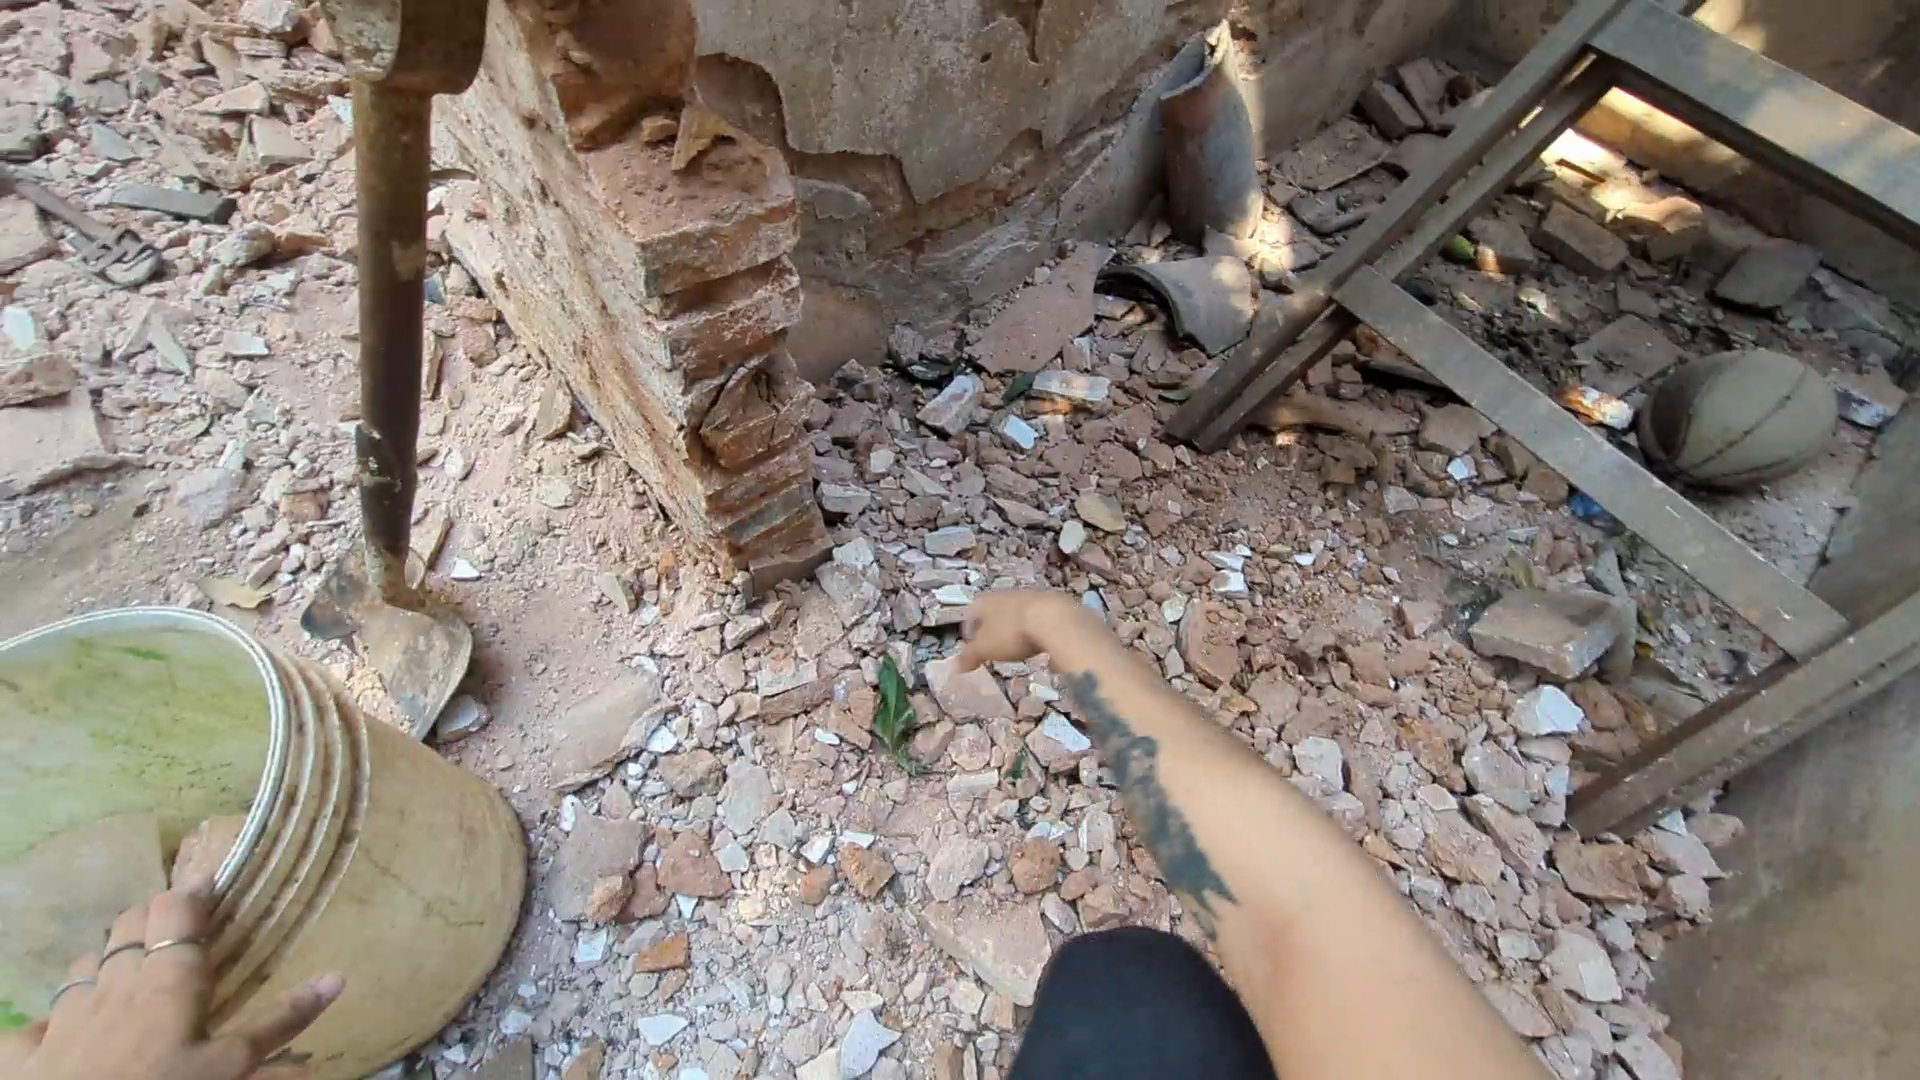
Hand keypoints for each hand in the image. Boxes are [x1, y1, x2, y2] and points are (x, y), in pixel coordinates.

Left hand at [0, 880, 343, 1079]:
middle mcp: (113, 986)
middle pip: (126, 928)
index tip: (212, 881)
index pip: (175, 909)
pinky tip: (57, 1028)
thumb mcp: (231, 1065)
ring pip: (81, 968)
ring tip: (129, 968)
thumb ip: (282, 1020)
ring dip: (105, 960)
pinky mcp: (18, 1059)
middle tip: (180, 922)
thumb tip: (339, 976)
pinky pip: (26, 1025)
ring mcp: (59, 1022)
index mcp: (168, 978)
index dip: (192, 890)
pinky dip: (45, 1019)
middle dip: (151, 916)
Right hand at [958, 589, 1087, 669]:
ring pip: (1014, 612)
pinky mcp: (1050, 603)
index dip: (968, 631)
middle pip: (993, 611)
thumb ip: (969, 656)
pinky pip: (1035, 616)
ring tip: (1016, 646)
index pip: (970, 614)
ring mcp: (1029, 596)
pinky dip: (1032, 628)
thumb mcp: (985, 649)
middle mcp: (1005, 594)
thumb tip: (953, 667)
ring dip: (1013, 627)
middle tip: (992, 647)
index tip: (971, 647)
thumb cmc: (1011, 633)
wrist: (1054, 619)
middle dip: (991, 628)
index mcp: (984, 602)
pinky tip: (1037, 641)